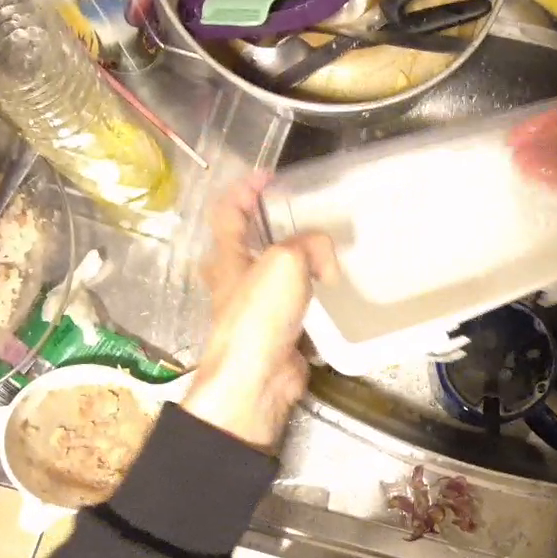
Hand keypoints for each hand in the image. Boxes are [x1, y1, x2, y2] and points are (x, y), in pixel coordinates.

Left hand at [183, 174, 335, 451]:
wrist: (256, 379)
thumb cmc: (258, 317)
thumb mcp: (285, 263)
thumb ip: (310, 246)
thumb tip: (324, 262)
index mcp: (226, 257)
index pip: (229, 212)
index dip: (246, 189)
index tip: (269, 177)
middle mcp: (236, 281)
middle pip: (247, 244)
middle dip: (269, 227)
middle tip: (299, 216)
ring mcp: (256, 309)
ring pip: (274, 276)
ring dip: (296, 263)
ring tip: (323, 252)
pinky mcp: (277, 333)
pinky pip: (295, 306)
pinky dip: (312, 297)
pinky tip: (330, 294)